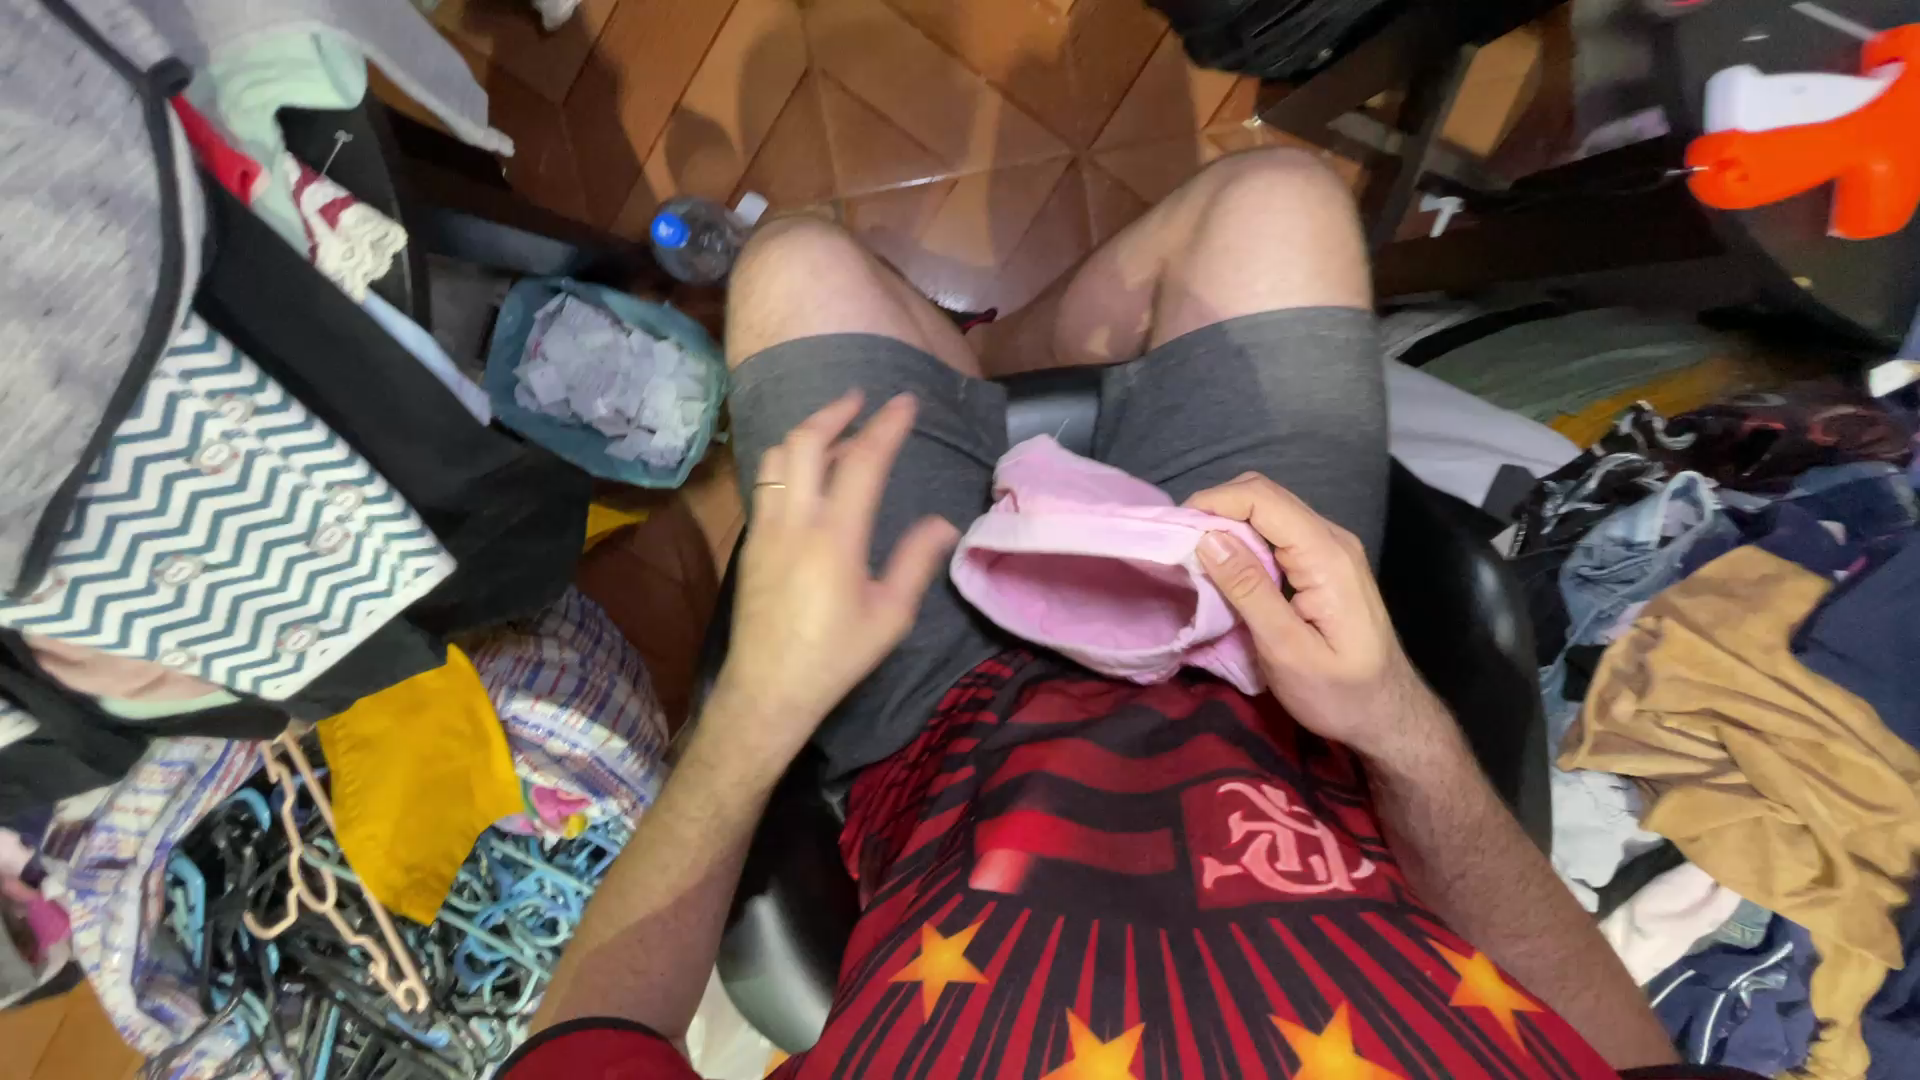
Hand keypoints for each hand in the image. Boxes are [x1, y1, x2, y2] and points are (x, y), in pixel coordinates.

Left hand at [709, 391, 959, 762]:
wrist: (769, 687)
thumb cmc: (836, 655)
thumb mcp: (890, 615)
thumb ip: (916, 562)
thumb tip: (944, 524)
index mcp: (836, 537)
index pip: (863, 461)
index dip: (887, 425)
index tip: (905, 402)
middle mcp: (795, 521)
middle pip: (806, 441)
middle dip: (835, 411)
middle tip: (861, 400)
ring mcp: (766, 528)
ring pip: (778, 458)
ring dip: (808, 434)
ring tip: (836, 434)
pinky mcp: (751, 542)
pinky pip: (767, 483)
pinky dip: (790, 462)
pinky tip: (809, 476)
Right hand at [1185, 473, 1447, 764]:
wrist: (1388, 716)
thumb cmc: (1338, 693)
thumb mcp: (1286, 650)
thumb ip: (1249, 591)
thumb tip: (1207, 539)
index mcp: (1326, 556)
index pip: (1263, 499)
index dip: (1213, 503)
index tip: (1175, 531)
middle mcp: (1331, 539)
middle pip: (1265, 494)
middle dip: (1215, 508)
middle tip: (1179, 542)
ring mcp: (1330, 548)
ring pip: (1268, 508)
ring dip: (1226, 521)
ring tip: (1193, 553)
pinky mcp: (1322, 562)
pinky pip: (1276, 530)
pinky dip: (1241, 536)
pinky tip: (1223, 563)